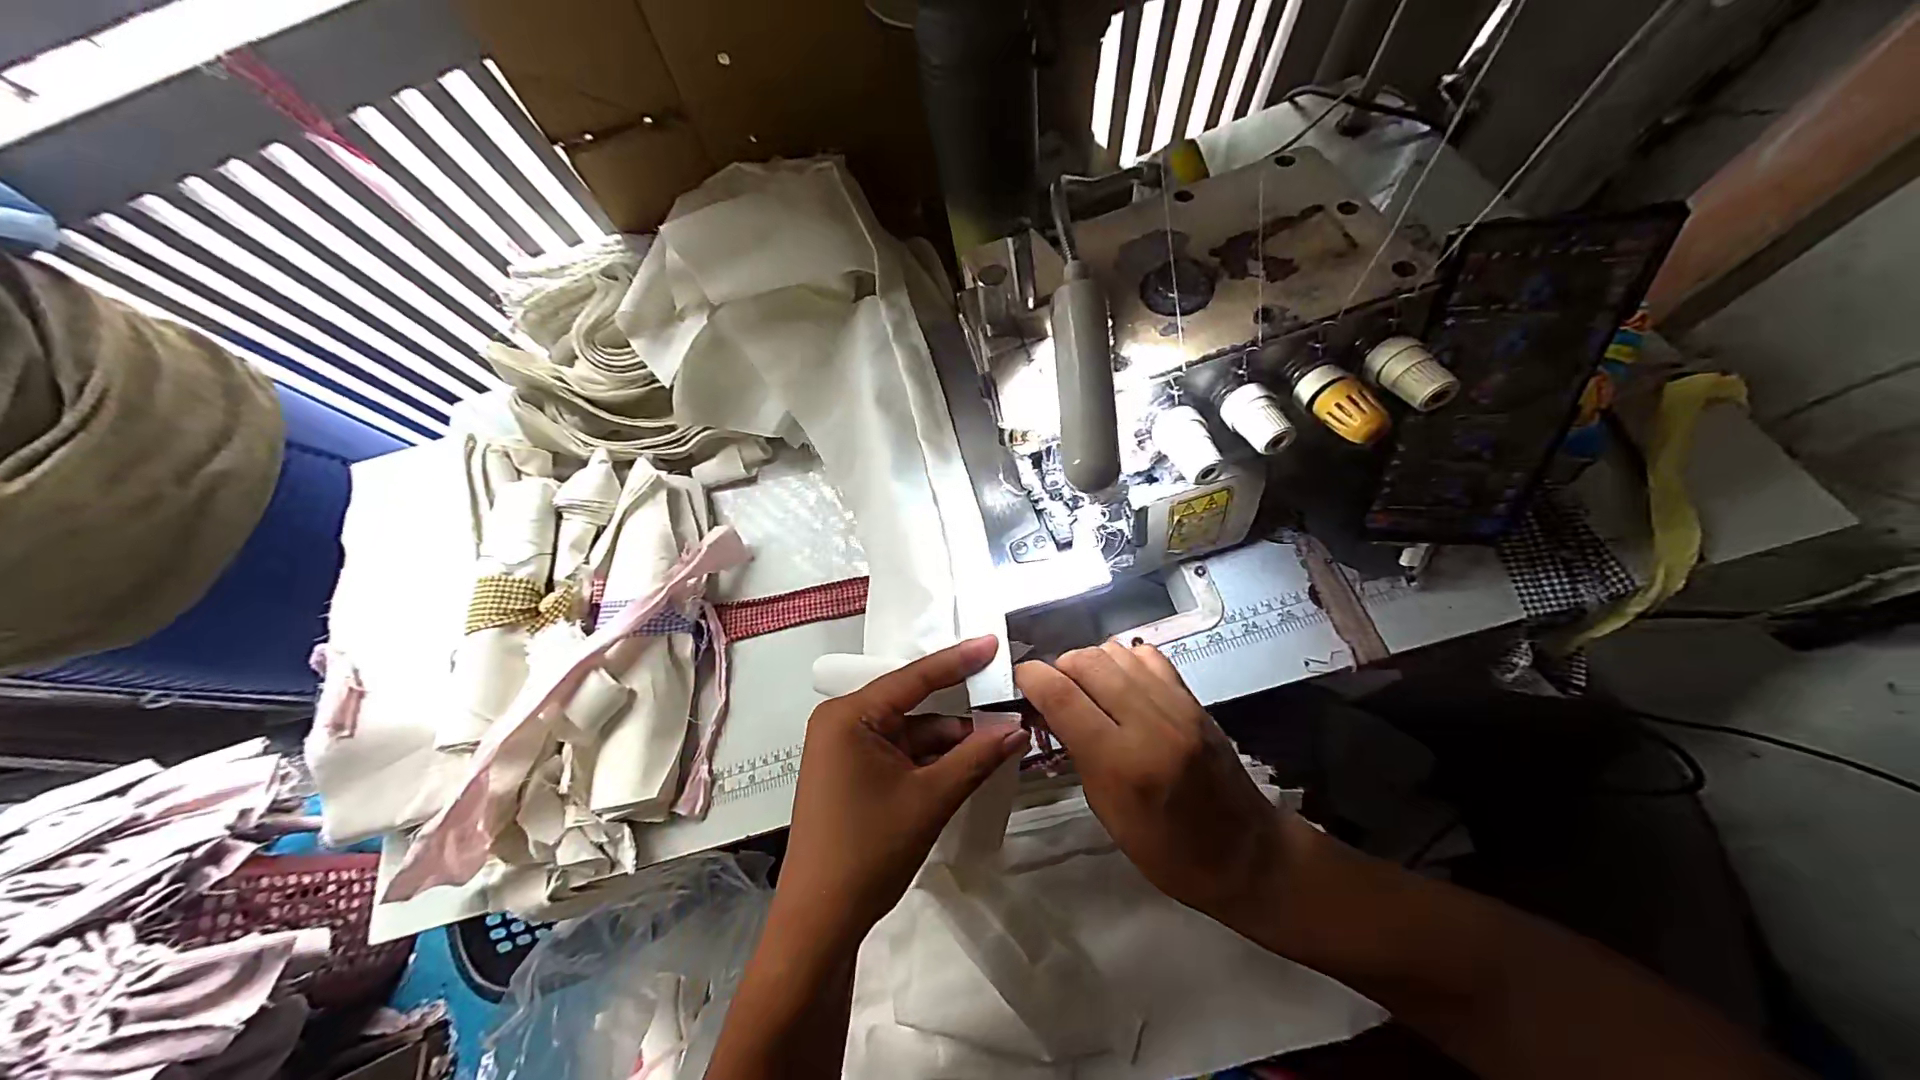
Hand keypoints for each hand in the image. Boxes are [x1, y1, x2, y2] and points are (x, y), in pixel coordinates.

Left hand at [777, 635, 1030, 943]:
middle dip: (961, 714)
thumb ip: (976, 757)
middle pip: (914, 707)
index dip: (958, 660)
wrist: (820, 920)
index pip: (914, 678)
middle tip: (1007, 705)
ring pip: (910, 734)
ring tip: (1000, 742)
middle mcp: (843, 723)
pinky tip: (969, 765)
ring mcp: (845, 750)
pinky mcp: (852, 774)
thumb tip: (1017, 727)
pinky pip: (900, 754)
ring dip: (950, 743)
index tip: (993, 642)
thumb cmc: (869, 850)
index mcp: (849, 716)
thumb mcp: (930, 799)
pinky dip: (932, 761)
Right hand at [1015, 641, 1287, 926]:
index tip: (1019, 681)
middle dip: (1059, 668)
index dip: (1031, 678)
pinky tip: (1121, 684)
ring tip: (1087, 688)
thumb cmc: (1166, 850)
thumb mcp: (1106, 809)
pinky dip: (1124, 661)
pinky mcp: (1194, 699)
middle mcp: (1149, 722)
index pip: (1062, 695)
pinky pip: (1147, 656)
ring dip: (1090, 662)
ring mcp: (1177, 705)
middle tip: (1054, 691)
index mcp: (1121, 762)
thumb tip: (1052, 710)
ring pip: (1115, 651)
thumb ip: (1079, 752)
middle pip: (1086, 661)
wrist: (1245, 853)